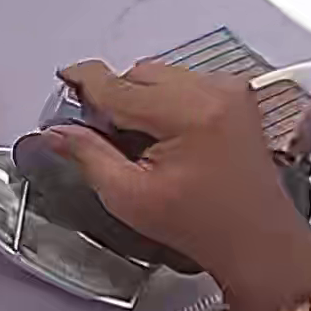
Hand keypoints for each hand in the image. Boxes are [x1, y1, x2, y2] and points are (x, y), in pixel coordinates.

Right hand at [47, 60, 310, 293]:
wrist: (253, 236)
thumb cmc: (199, 224)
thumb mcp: (127, 196)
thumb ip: (88, 156)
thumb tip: (57, 132)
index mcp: (188, 113)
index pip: (119, 84)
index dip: (84, 81)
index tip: (64, 77)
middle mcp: (214, 90)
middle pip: (139, 74)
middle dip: (112, 98)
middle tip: (96, 135)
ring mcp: (229, 90)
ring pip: (159, 76)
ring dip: (136, 100)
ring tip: (132, 143)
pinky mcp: (234, 97)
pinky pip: (182, 83)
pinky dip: (160, 102)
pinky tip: (157, 138)